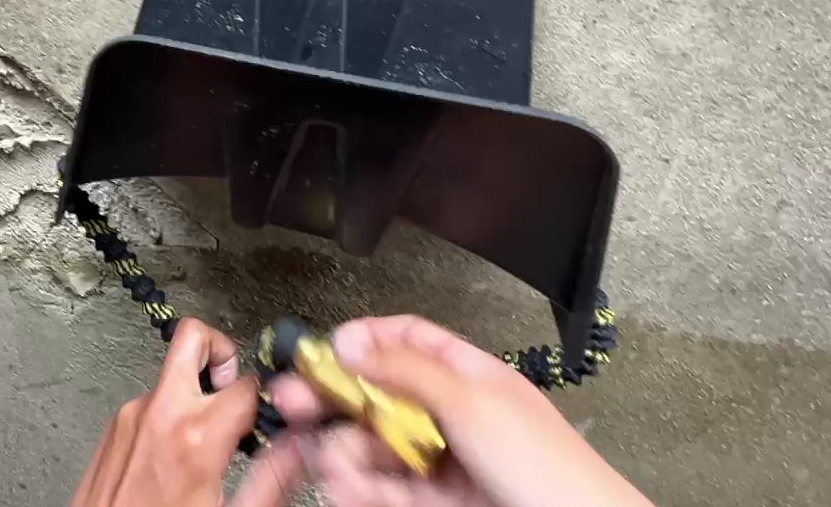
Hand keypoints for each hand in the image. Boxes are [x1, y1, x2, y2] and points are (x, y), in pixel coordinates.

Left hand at [70, 318, 305, 506]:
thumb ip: (270, 479)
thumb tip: (296, 449)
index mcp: (195, 436)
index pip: (247, 384)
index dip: (266, 396)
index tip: (270, 412)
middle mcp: (159, 412)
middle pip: (193, 336)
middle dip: (221, 353)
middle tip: (231, 389)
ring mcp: (131, 413)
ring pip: (173, 373)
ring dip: (194, 394)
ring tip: (206, 439)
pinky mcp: (115, 424)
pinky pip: (152, 402)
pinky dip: (171, 416)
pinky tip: (177, 455)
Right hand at [268, 315, 654, 506]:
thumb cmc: (541, 466)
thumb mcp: (469, 403)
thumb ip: (403, 370)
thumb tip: (344, 339)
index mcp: (464, 374)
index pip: (404, 339)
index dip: (364, 340)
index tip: (327, 351)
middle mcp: (449, 412)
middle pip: (378, 393)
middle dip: (334, 397)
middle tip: (289, 401)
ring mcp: (444, 461)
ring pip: (377, 444)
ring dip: (344, 449)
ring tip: (324, 463)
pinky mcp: (438, 505)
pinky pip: (390, 488)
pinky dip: (362, 487)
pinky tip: (340, 488)